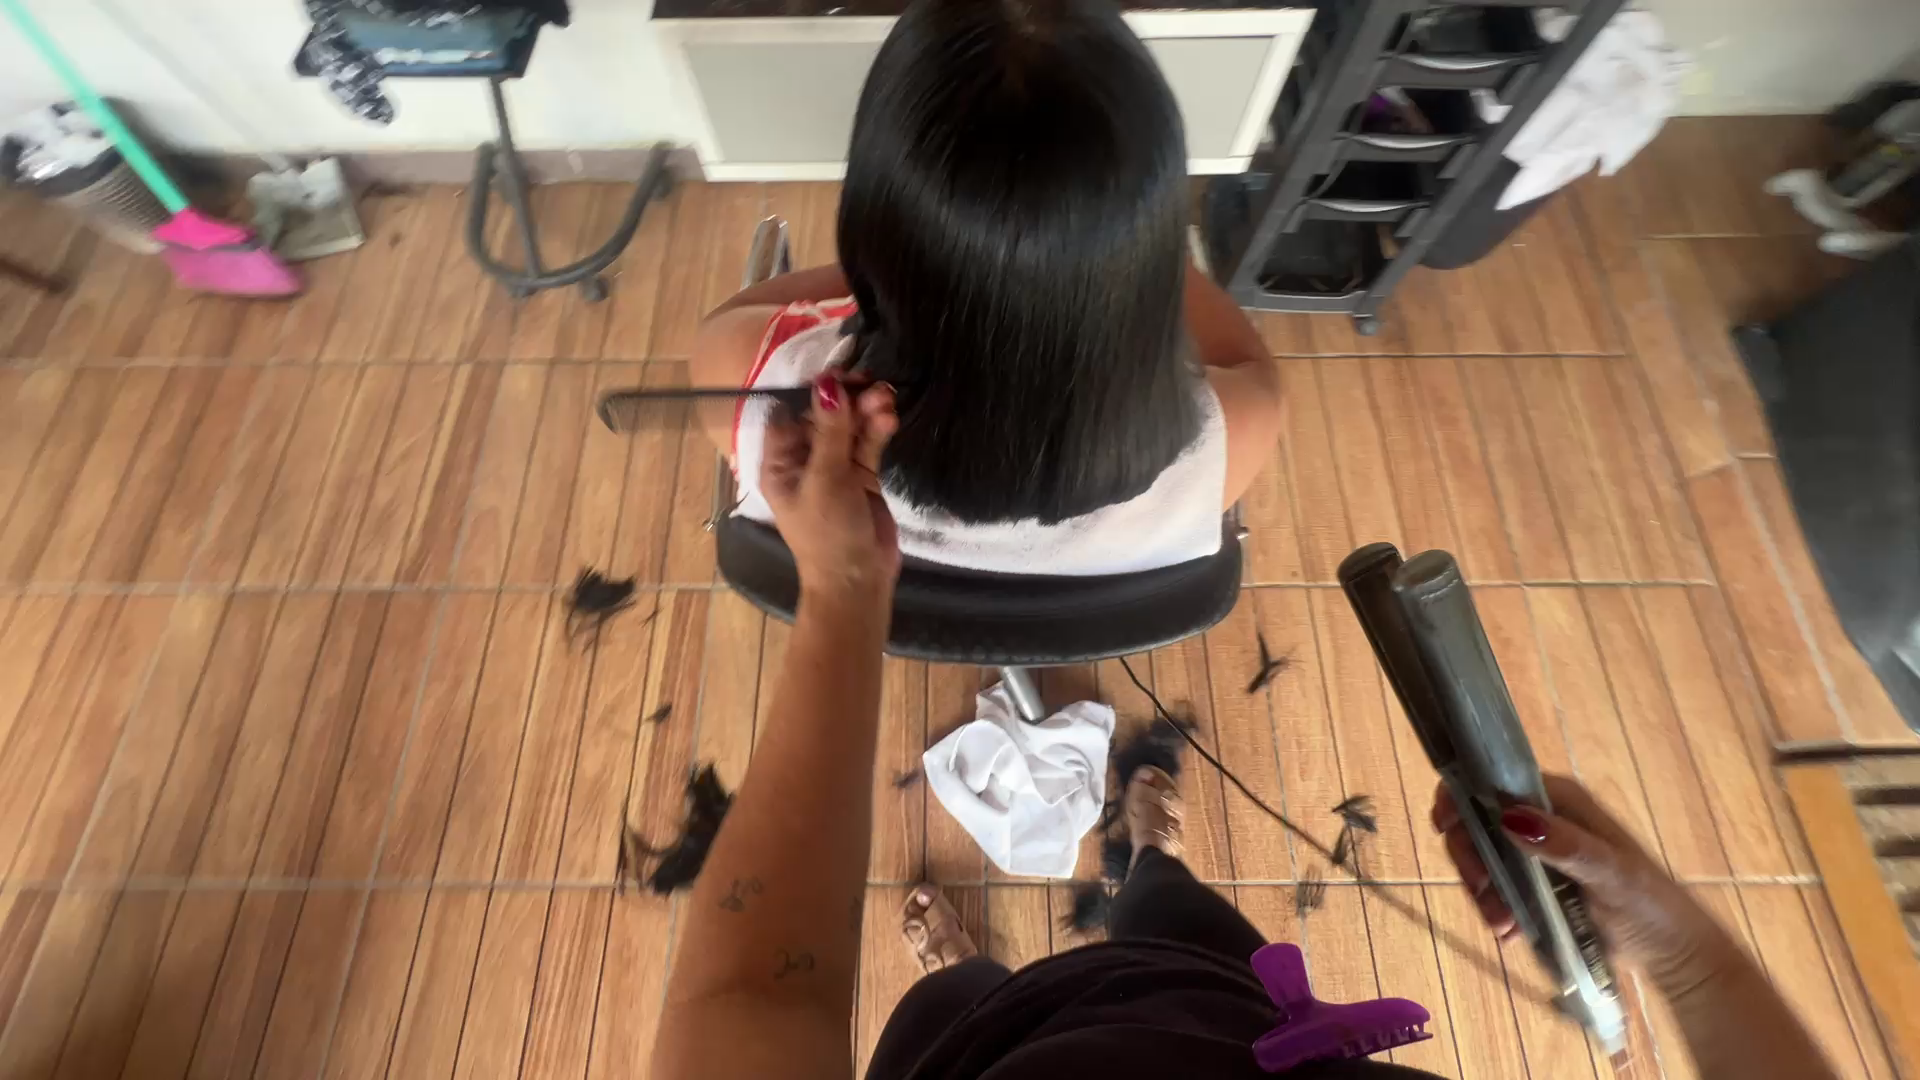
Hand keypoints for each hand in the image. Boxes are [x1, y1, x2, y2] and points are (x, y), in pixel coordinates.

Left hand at [760, 374, 900, 609]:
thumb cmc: (828, 533)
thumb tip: (829, 382)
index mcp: (780, 463)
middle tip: (872, 382)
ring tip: (887, 397)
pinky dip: (878, 430)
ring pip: (850, 429)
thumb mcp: (826, 479)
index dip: (814, 392)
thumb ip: (830, 431)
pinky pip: (868, 445)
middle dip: (848, 400)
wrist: (858, 581)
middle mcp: (805, 461)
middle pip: (825, 417)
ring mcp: (836, 469)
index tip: (840, 374)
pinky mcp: (863, 478)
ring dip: (867, 412)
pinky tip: (890, 418)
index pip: (792, 413)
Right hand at [1432, 775, 1731, 993]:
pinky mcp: (1531, 878)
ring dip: (1481, 888)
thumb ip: (1565, 845)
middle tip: (1479, 890)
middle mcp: (1539, 815)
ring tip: (1501, 925)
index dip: (1458, 797)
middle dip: (1469, 857)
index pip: (1489, 780)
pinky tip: (1508, 929)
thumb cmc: (1654, 908)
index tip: (1445, 828)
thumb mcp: (1613, 874)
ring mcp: (1533, 847)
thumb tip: (1508, 817)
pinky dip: (1492, 904)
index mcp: (1556, 798)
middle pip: (1475, 820)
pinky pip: (1493, 881)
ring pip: (1480, 853)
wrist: (1680, 959)